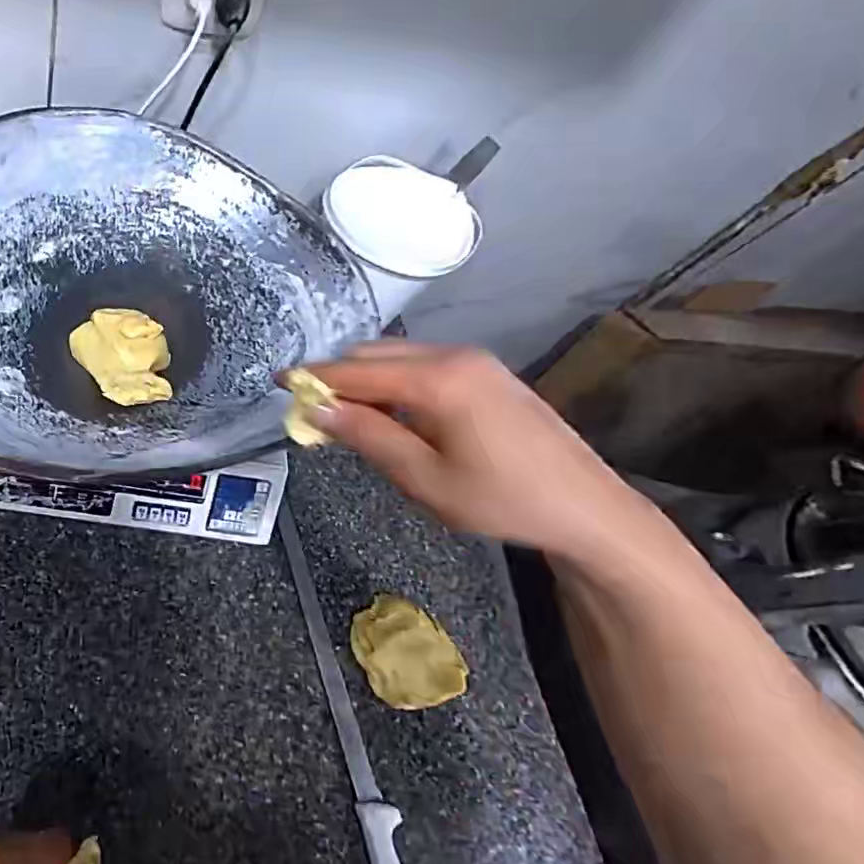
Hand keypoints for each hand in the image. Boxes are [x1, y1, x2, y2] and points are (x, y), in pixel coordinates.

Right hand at [293, 341, 671, 567]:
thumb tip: (315, 409)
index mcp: (438, 380)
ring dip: (363, 381)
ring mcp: (475, 361)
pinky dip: (392, 383)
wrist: (585, 508)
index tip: (279, 384)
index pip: (356, 371)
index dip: (313, 378)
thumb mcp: (422, 477)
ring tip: (344, 419)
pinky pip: (422, 366)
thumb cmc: (500, 500)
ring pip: (397, 358)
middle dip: (336, 379)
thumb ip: (366, 436)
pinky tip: (389, 415)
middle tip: (310, 414)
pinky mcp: (486, 373)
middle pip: (374, 355)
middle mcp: (455, 357)